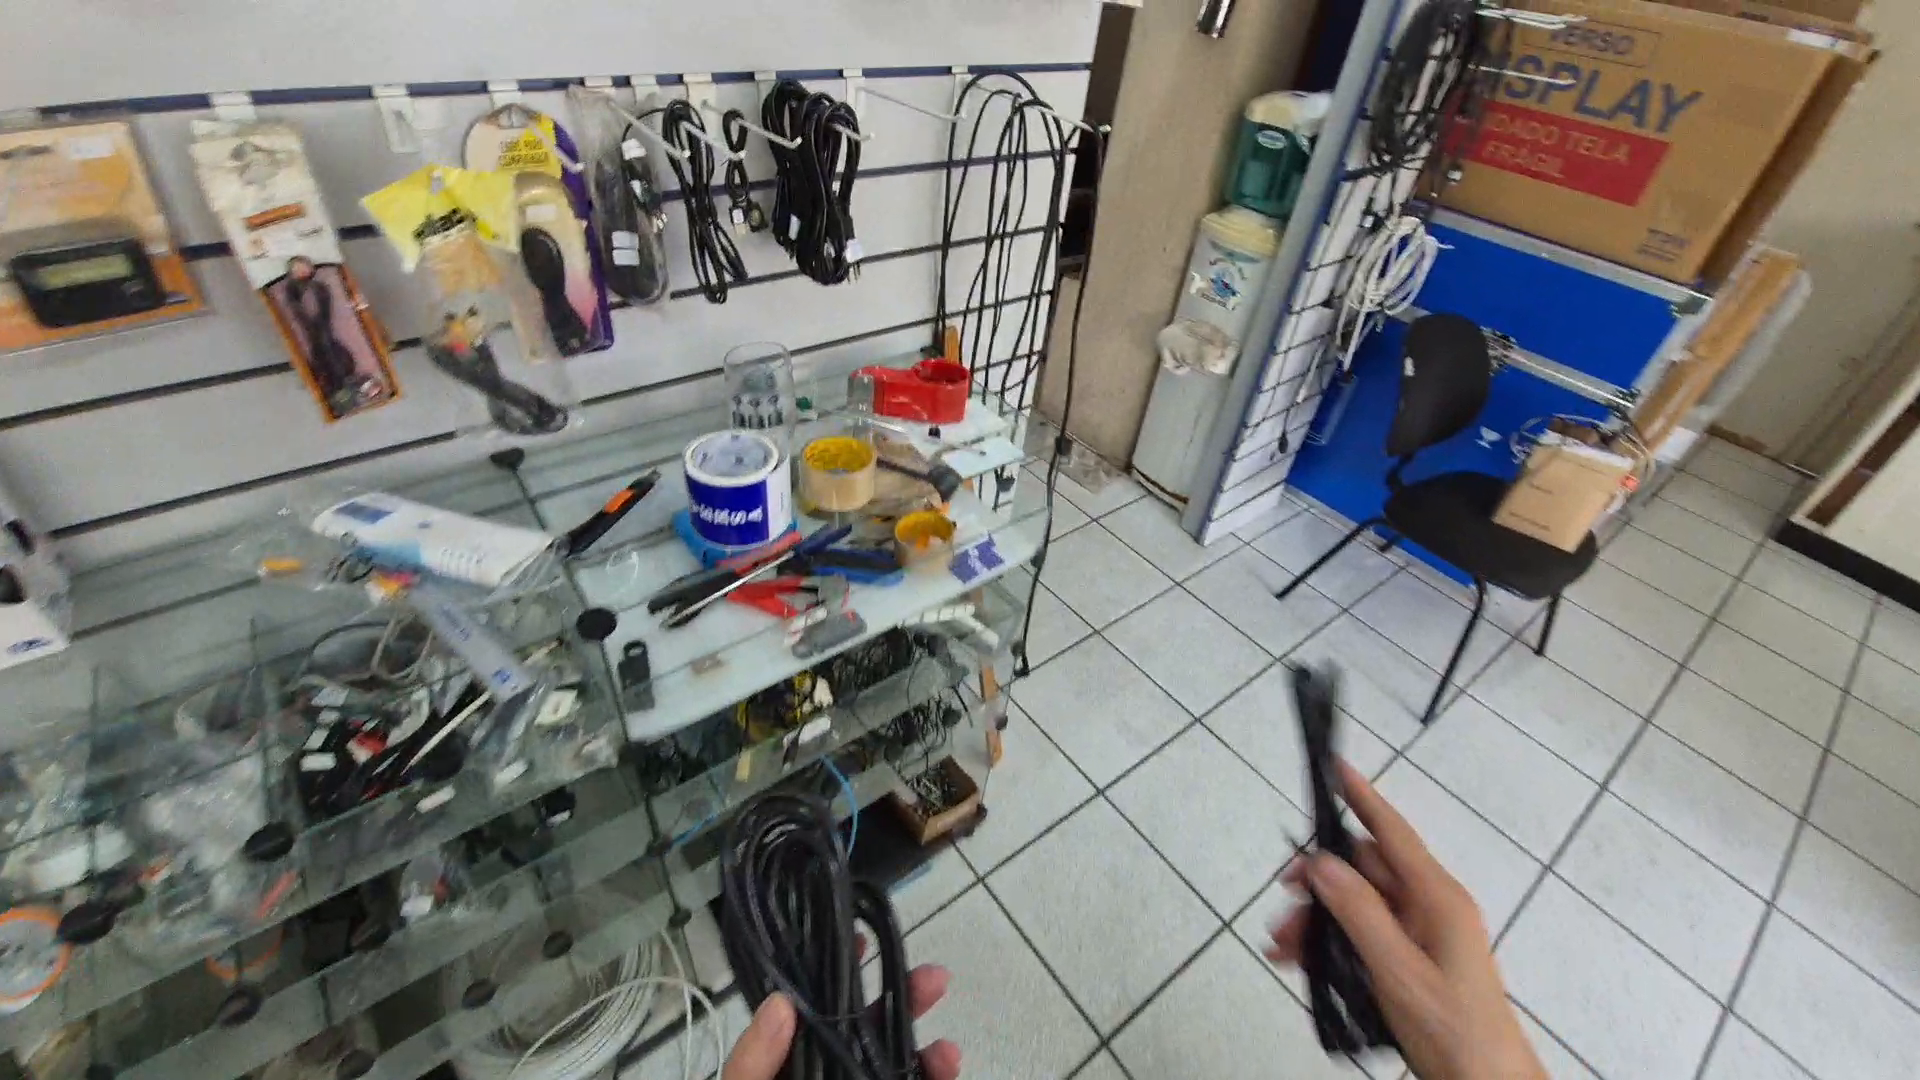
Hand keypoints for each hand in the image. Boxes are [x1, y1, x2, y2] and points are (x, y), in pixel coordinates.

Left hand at [720, 964, 961, 1079]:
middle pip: (861, 1035)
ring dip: (925, 1056)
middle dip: (900, 1004)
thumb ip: (749, 1067)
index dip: (836, 975)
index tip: (862, 939)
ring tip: (949, 1051)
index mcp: (782, 1073)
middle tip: (936, 979)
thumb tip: (782, 1002)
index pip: (809, 1014)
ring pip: (891, 1071)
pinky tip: (945, 1074)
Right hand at [1266, 761, 1544, 1079]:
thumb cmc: (1453, 1030)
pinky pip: (1361, 930)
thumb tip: (1322, 862)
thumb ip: (1360, 914)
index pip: (1392, 833)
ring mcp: (1420, 932)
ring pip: (1356, 902)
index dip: (1363, 796)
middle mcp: (1428, 906)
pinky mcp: (1410, 956)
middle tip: (1283, 897)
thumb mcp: (1399, 972)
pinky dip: (1330, 938)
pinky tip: (1300, 958)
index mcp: (1436, 899)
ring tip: (1283, 945)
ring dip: (1317, 916)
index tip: (1335, 765)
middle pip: (1363, 870)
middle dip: (1319, 880)